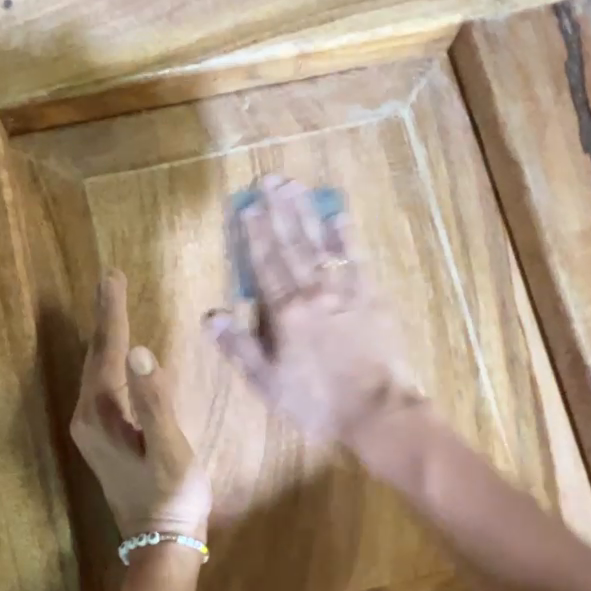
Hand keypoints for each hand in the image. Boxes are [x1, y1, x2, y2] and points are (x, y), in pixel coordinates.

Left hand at [70, 271, 212, 540]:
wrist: (161, 543)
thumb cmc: (171, 497)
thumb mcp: (169, 449)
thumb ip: (156, 401)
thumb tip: (141, 351)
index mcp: (101, 416)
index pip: (107, 353)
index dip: (112, 315)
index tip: (113, 276)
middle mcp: (88, 419)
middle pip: (95, 358)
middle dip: (105, 319)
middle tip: (111, 279)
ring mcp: (93, 431)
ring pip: (97, 372)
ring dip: (106, 338)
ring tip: (114, 306)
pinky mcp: (104, 439)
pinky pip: (104, 387)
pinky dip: (111, 361)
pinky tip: (120, 355)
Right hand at [204, 175, 423, 445]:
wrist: (378, 411)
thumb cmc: (317, 403)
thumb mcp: (268, 382)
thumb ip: (239, 346)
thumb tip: (211, 314)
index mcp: (286, 312)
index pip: (266, 263)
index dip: (255, 232)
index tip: (247, 204)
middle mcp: (314, 291)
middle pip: (293, 243)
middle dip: (279, 209)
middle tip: (269, 179)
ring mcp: (347, 290)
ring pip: (323, 243)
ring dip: (308, 212)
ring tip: (295, 186)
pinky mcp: (373, 297)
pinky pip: (356, 257)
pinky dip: (346, 234)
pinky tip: (339, 215)